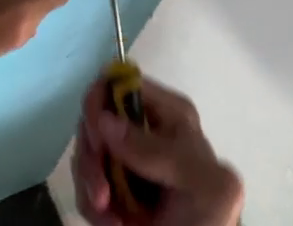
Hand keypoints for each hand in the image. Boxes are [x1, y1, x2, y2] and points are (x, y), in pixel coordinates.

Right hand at [72, 77, 242, 225]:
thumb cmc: (208, 221)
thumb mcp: (201, 186)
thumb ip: (160, 151)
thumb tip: (104, 120)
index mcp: (171, 116)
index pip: (123, 82)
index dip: (100, 103)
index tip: (98, 140)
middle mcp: (145, 129)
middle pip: (96, 117)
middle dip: (92, 155)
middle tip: (102, 192)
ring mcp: (127, 157)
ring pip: (86, 149)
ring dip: (90, 184)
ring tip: (108, 216)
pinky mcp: (113, 184)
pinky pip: (84, 179)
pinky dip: (90, 204)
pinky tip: (110, 222)